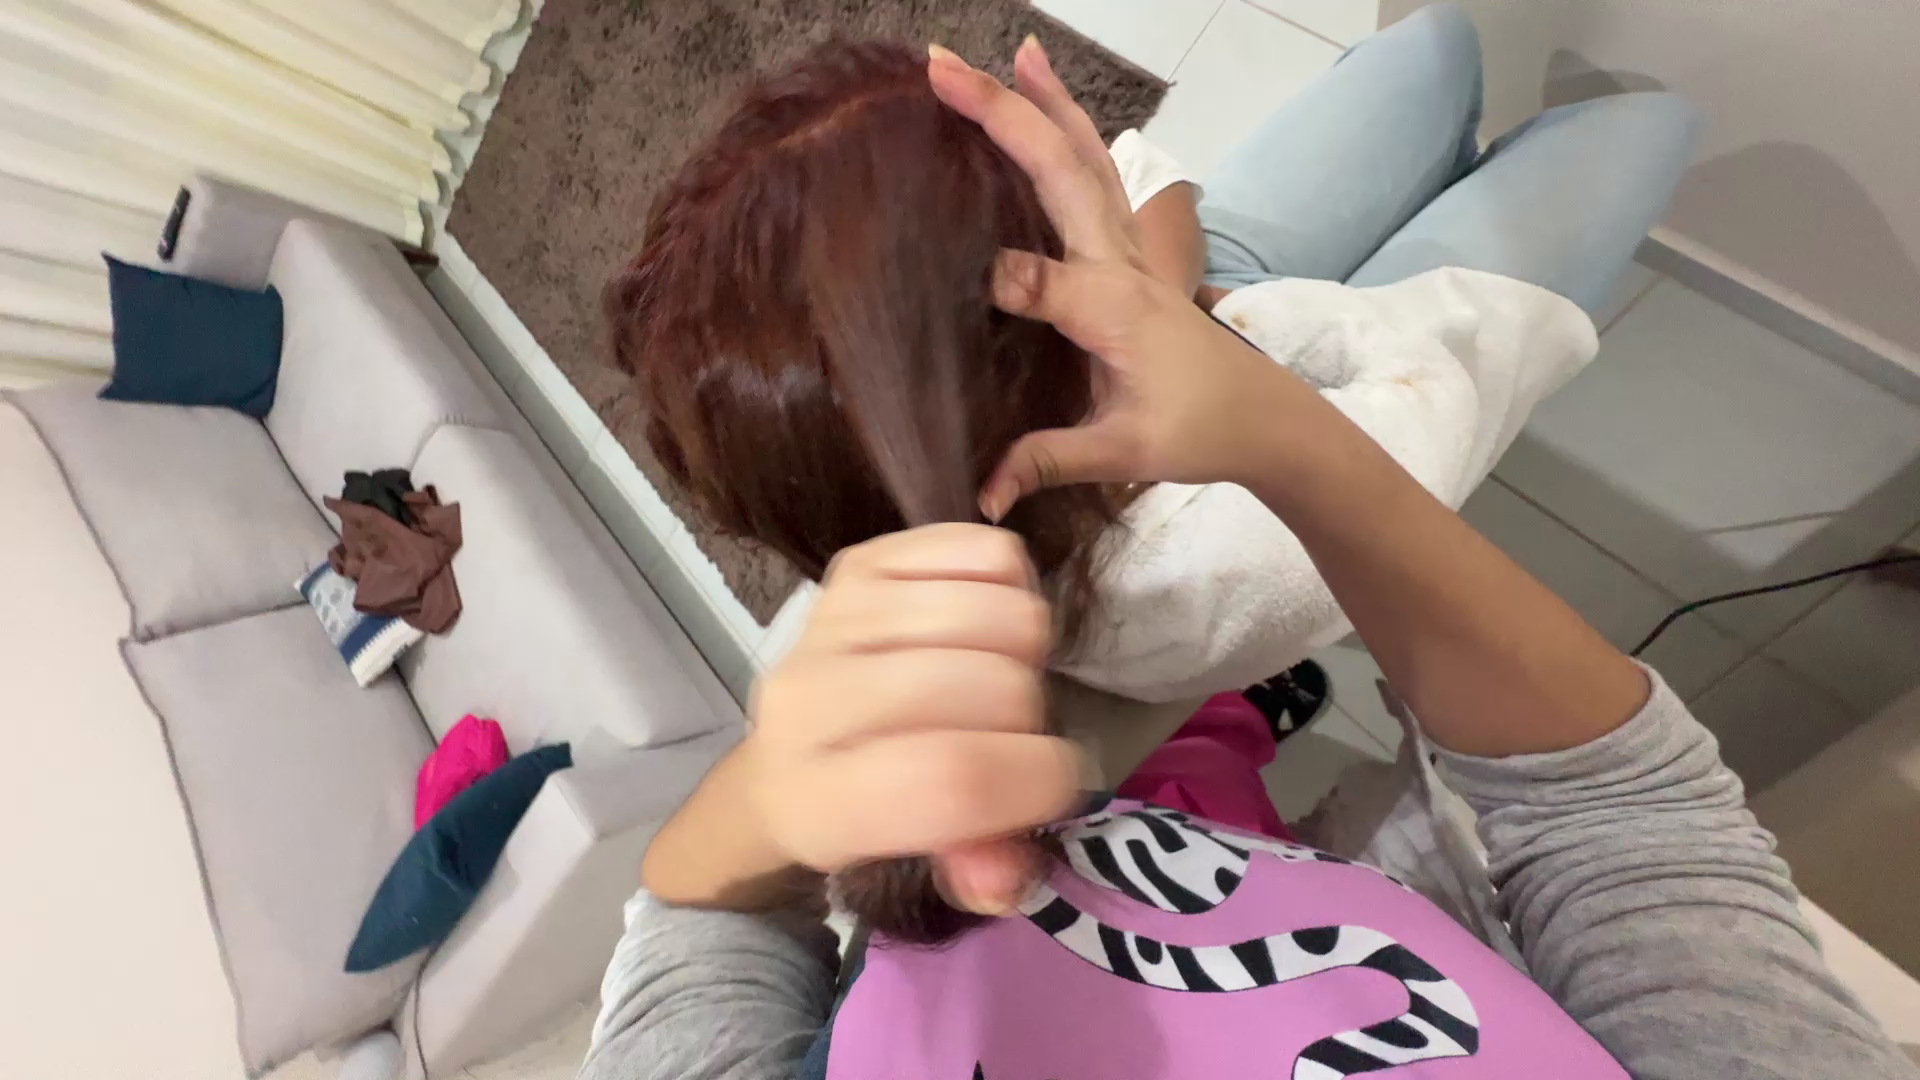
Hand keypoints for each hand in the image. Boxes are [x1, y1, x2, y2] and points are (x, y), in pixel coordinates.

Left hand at [743, 523, 1084, 911]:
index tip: (1057, 780)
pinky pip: (991, 553)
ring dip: (1023, 654)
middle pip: (992, 687)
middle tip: (1005, 732)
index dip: (1034, 778)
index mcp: (815, 795)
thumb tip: (1008, 869)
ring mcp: (838, 612)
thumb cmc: (866, 804)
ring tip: (991, 675)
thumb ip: (970, 870)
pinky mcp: (865, 560)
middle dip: (1028, 720)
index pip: (950, 775)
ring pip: (1002, 614)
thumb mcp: (910, 863)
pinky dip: (1012, 589)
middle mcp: (811, 692)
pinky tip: (981, 625)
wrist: (794, 737)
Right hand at [928, 44, 1304, 518]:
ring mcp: (1133, 256)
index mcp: (1115, 311)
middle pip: (1064, 174)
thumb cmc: (1198, 433)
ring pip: (1089, 164)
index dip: (1005, 283)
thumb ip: (1047, 463)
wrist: (1265, 418)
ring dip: (1049, 107)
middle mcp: (1123, 267)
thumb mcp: (1121, 453)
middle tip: (943, 70)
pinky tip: (1056, 116)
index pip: (1044, 279)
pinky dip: (1075, 141)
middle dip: (1004, 117)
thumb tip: (981, 499)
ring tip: (1012, 55)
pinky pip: (1102, 185)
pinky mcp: (1137, 260)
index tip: (966, 296)